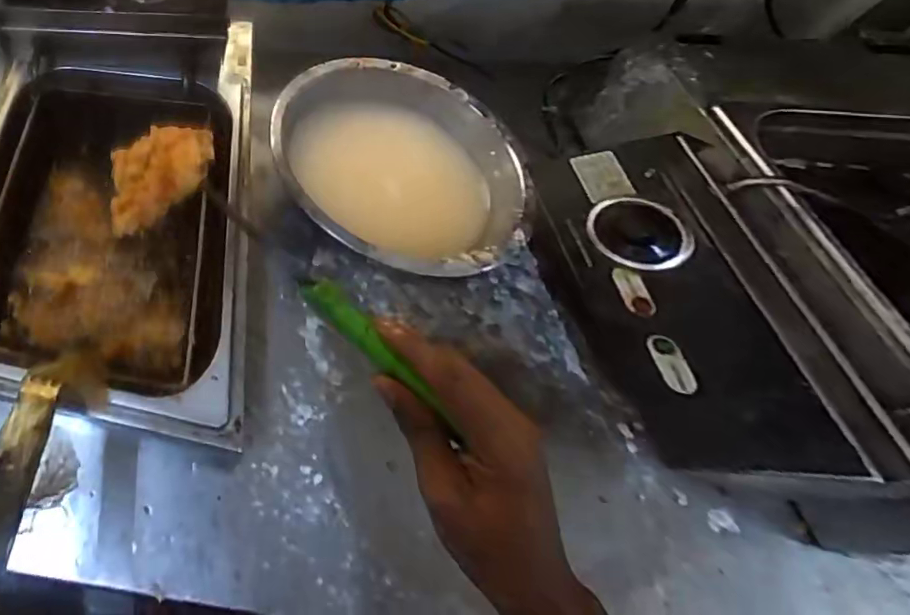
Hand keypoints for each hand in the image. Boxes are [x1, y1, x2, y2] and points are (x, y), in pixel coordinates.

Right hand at [374, 321, 603, 614]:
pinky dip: (440, 377)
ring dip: (427, 358)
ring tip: (388, 344)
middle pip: (459, 369)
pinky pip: (470, 390)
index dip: (412, 348)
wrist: (534, 583)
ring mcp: (515, 422)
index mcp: (500, 437)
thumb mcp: (441, 491)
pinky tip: (416, 374)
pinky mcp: (510, 429)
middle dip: (417, 346)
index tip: (377, 325)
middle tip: (376, 329)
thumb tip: (385, 379)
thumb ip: (417, 429)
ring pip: (465, 375)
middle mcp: (513, 419)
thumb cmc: (483, 545)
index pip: (450, 378)